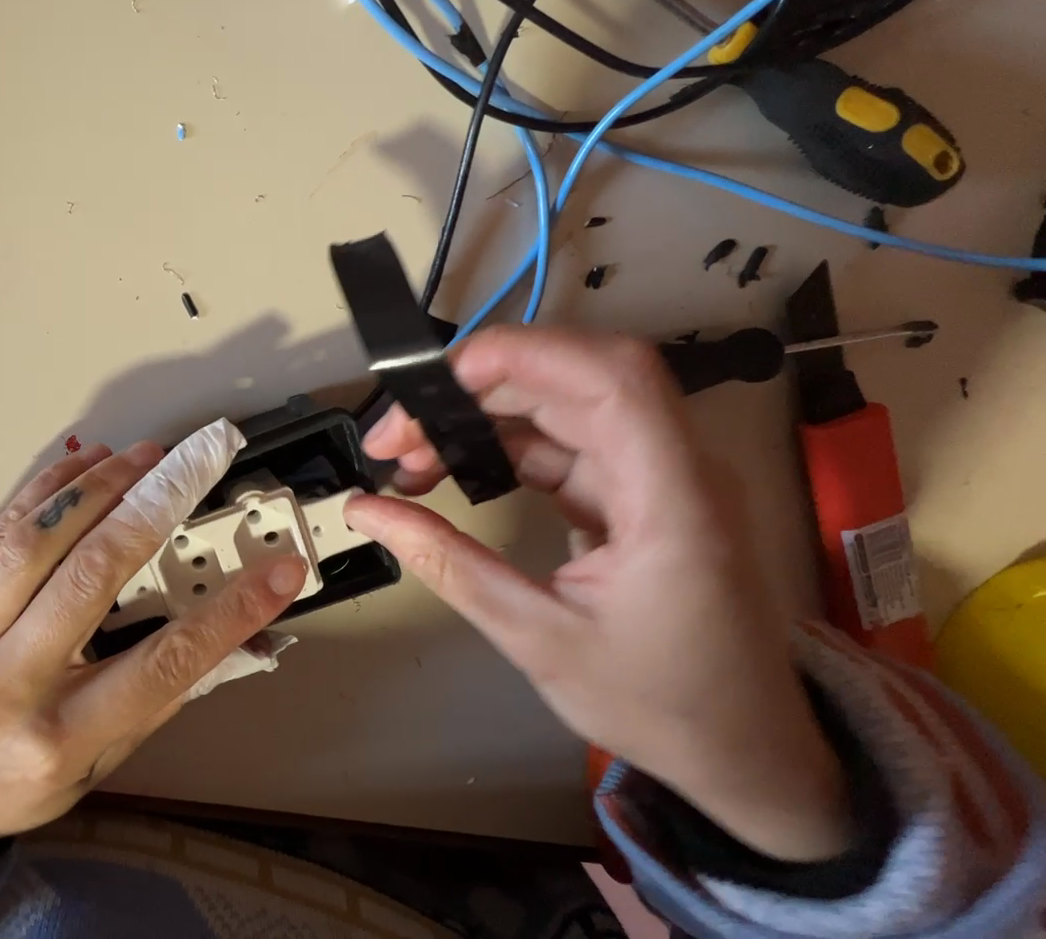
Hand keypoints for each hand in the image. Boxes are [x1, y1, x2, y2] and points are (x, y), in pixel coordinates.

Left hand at [0, 442, 306, 837]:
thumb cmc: (24, 779)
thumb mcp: (101, 761)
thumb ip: (166, 696)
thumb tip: (242, 641)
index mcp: (62, 737)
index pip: (161, 664)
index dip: (228, 614)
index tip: (279, 569)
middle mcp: (10, 680)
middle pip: (90, 578)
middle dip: (154, 508)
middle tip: (198, 461)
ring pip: (36, 542)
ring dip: (96, 487)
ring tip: (145, 456)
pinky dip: (46, 489)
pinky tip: (85, 462)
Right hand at [344, 326, 851, 861]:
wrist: (743, 751)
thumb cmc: (657, 703)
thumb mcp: (537, 639)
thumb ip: (446, 563)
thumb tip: (363, 509)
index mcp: (674, 501)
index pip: (610, 378)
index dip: (519, 356)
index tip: (430, 385)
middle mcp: (673, 467)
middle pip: (569, 379)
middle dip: (469, 391)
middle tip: (392, 437)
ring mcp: (654, 474)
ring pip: (554, 405)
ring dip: (474, 418)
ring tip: (406, 458)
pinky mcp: (632, 489)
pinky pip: (556, 441)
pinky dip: (495, 447)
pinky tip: (447, 471)